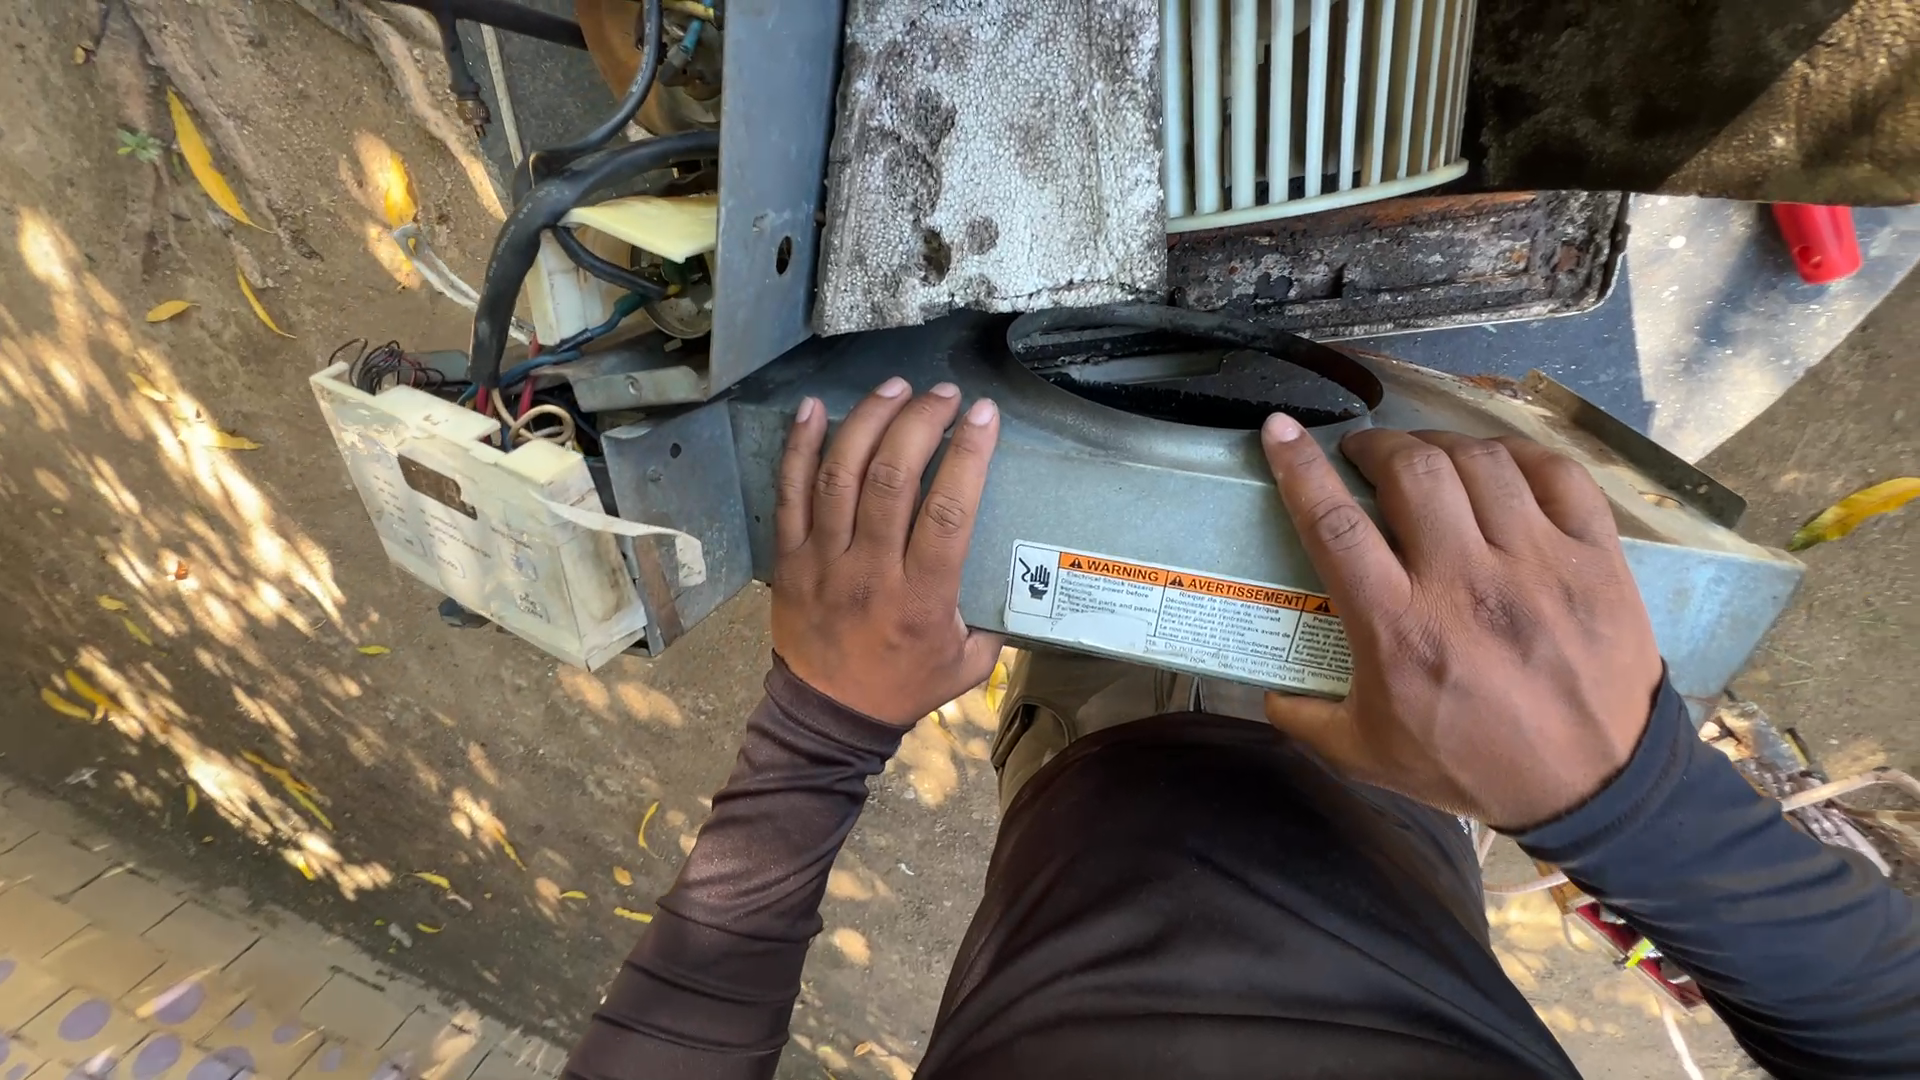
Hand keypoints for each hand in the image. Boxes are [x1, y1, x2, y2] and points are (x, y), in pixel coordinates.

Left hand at [772, 377, 1004, 725]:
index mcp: (922, 597)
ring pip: (841, 475)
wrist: (828, 717)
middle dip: (920, 423)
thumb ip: (997, 619)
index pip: (948, 512)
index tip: (983, 415)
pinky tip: (813, 406)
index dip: (968, 455)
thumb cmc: (903, 685)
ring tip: (895, 387)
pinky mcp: (788, 557)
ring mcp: (823, 560)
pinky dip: (799, 446)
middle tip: (942, 394)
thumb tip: (1024, 572)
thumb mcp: (968, 664)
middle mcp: (871, 570)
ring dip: (868, 421)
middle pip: (892, 479)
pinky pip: (789, 493)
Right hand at [1258, 416, 1662, 830]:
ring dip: (1436, 445)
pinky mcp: (1598, 560)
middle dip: (1376, 445)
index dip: (1299, 467)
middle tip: (1363, 454)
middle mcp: (1464, 583)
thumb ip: (1302, 717)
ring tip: (1422, 458)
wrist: (1599, 792)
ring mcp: (1538, 565)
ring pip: (1480, 462)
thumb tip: (1262, 689)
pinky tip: (1492, 465)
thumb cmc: (1467, 764)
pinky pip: (1556, 474)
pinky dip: (1514, 454)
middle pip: (1413, 472)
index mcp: (1399, 626)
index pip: (1335, 524)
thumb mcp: (1364, 751)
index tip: (1280, 429)